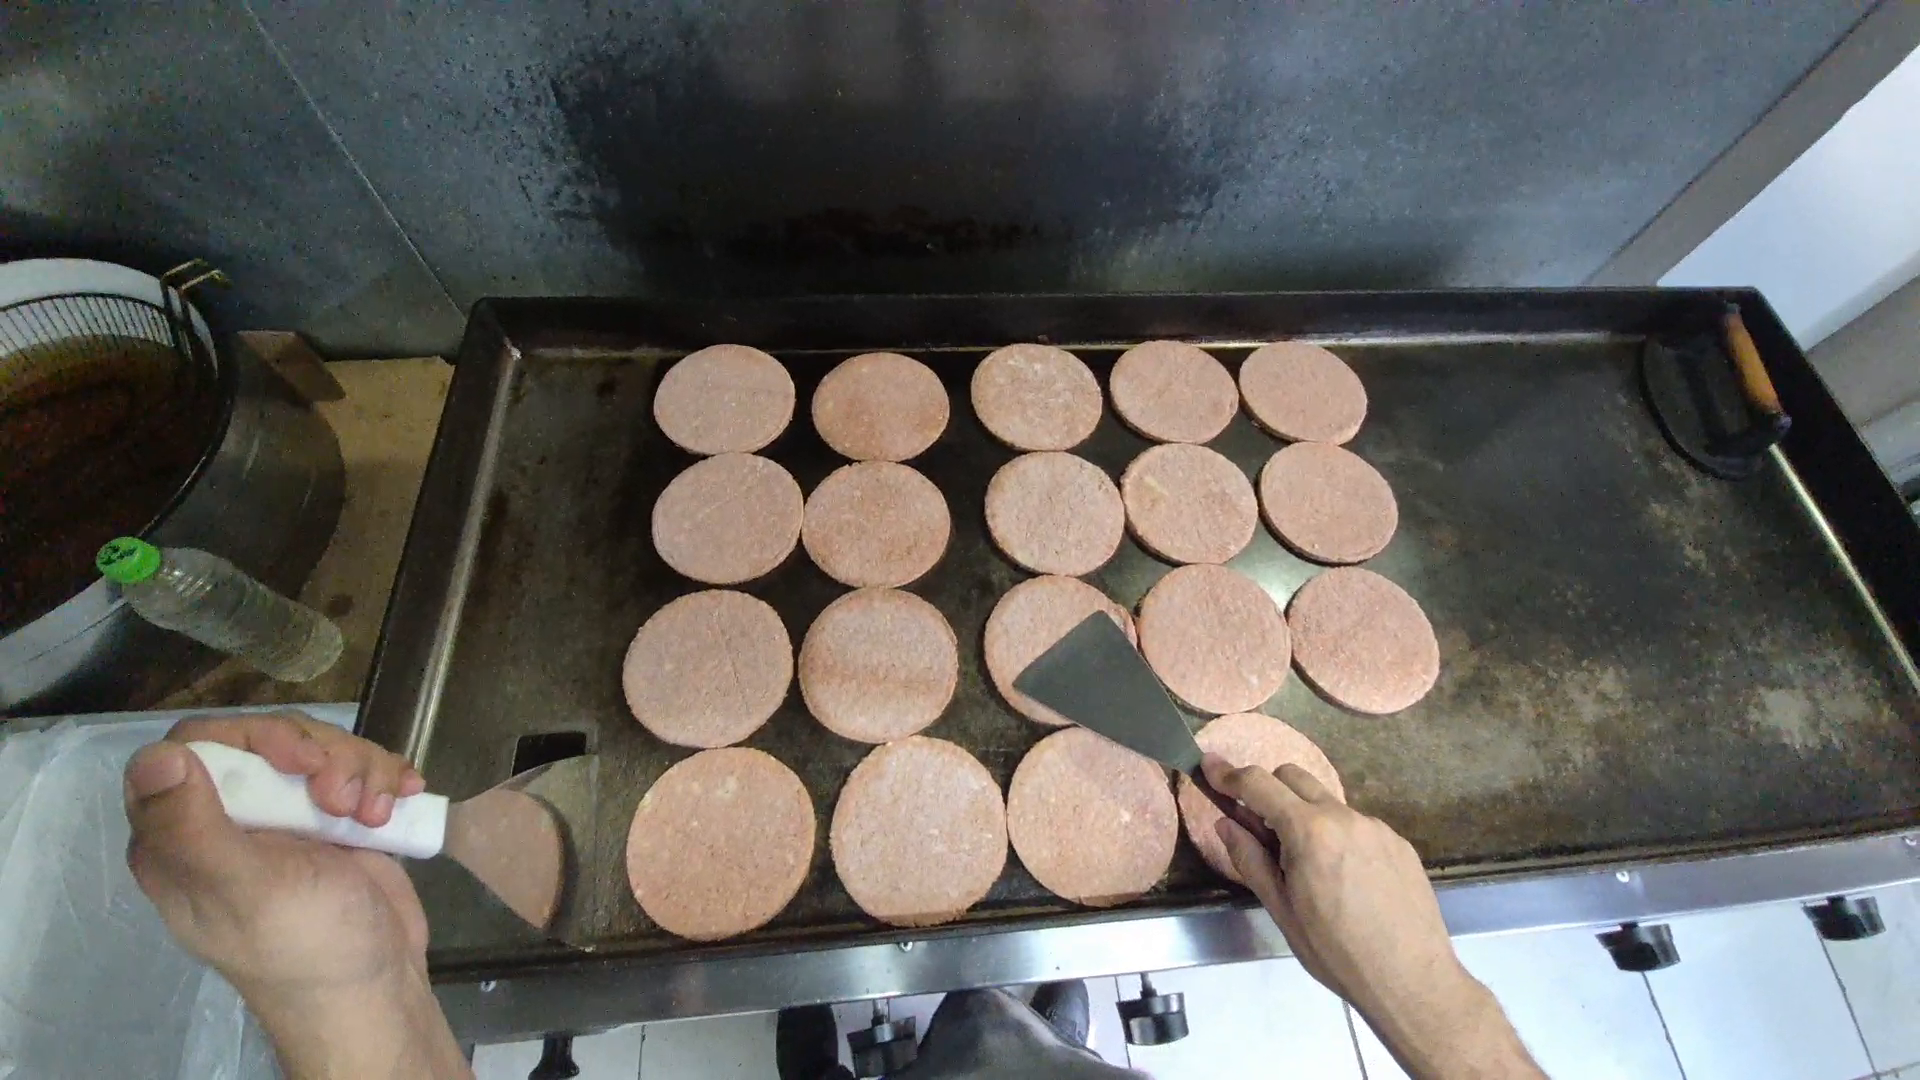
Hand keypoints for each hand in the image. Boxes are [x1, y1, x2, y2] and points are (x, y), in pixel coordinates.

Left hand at [124, 711, 466, 1079]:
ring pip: (331, 749)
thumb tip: (158, 757)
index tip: (301, 762)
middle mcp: (238, 819)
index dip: (254, 738)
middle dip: (328, 757)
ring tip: (377, 816)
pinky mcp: (346, 820)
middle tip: (344, 800)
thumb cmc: (303, 943)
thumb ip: (195, 827)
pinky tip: (404, 800)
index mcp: (186, 836)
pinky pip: (371, 769)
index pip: (198, 747)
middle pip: (277, 739)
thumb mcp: (247, 888)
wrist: (376, 980)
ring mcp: (297, 818)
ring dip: (367, 772)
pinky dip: (393, 778)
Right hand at [1202, 753, 1541, 1079]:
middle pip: (1292, 776)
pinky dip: (1337, 834)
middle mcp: (1343, 817)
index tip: (1208, 765)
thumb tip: (1225, 823)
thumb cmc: (1336, 952)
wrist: (1415, 985)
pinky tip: (1345, 876)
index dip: (1228, 773)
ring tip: (1308, 863)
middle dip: (1267, 788)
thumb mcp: (1281, 910)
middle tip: (1258, 823)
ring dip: (1304, 814)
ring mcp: (1375, 828)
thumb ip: (1250, 859)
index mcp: (1309, 832)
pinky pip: (1355, 824)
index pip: (1258, 784)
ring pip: (1326, 801)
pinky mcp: (1399, 843)